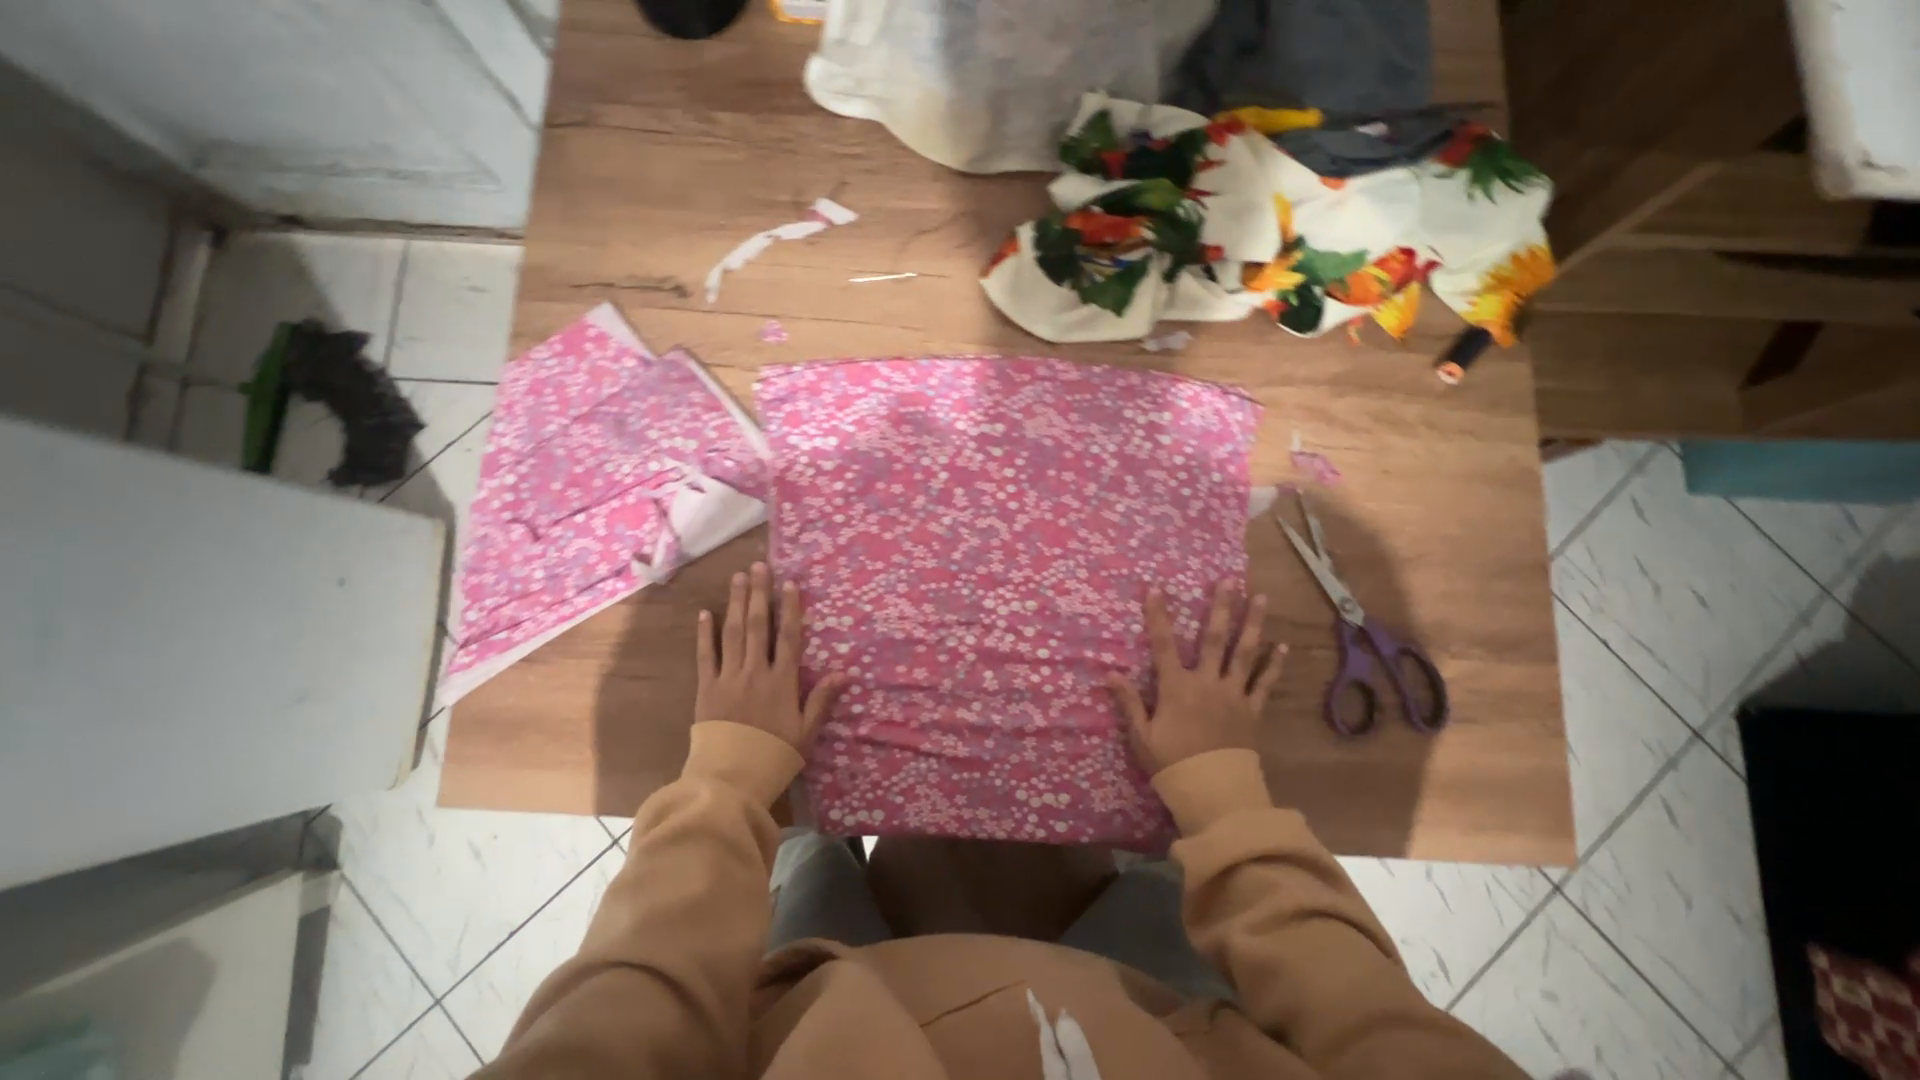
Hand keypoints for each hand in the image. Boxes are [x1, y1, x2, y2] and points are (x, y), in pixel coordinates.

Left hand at [695, 562, 846, 750]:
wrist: (731, 778)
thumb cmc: (774, 756)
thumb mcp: (806, 731)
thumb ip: (822, 699)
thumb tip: (846, 672)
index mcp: (782, 682)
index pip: (788, 637)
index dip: (790, 608)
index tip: (790, 583)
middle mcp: (756, 672)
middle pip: (759, 625)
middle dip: (760, 594)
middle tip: (759, 566)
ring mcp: (729, 678)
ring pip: (733, 633)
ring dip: (736, 603)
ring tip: (737, 577)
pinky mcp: (707, 688)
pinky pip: (706, 655)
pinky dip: (705, 633)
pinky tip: (706, 613)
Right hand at [1105, 581, 1285, 774]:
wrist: (1213, 791)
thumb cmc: (1171, 764)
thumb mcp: (1142, 736)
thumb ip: (1129, 703)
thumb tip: (1109, 673)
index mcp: (1176, 687)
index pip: (1163, 644)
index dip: (1158, 615)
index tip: (1155, 588)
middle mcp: (1206, 682)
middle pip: (1213, 638)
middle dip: (1220, 607)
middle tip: (1229, 580)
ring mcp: (1233, 694)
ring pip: (1244, 652)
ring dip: (1252, 623)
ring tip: (1260, 598)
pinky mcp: (1252, 710)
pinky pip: (1264, 683)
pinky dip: (1274, 664)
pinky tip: (1283, 646)